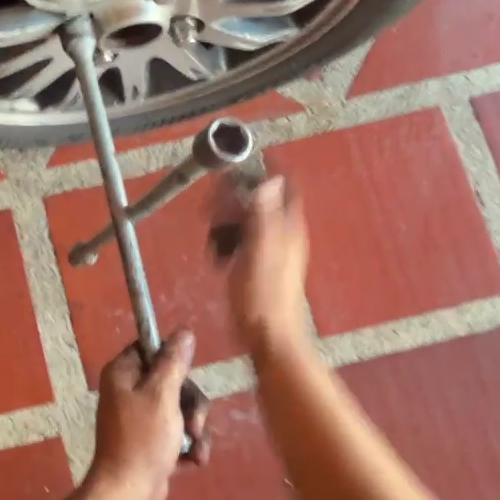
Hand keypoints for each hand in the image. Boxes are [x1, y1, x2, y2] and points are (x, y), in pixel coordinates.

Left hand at [87, 332, 205, 499]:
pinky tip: (194, 460)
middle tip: (194, 423)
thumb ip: (174, 362)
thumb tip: (184, 332)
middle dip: (191, 403)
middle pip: (172, 380)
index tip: (186, 375)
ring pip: (179, 407)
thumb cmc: (143, 439)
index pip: (151, 348)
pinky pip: (177, 431)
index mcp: (122, 373)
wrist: (129, 493)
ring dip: (194, 427)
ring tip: (194, 446)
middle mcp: (128, 391)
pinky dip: (188, 444)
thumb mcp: (162, 395)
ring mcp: (139, 417)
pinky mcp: (151, 441)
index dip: (173, 360)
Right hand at [227, 177, 309, 354]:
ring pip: (249, 218)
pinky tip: (217, 251)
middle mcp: (283, 233)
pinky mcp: (259, 264)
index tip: (243, 162)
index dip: (267, 170)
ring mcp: (272, 249)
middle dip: (235, 195)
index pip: (284, 186)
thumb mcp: (260, 251)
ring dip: (228, 217)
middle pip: (260, 199)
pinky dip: (228, 237)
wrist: (267, 337)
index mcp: (288, 227)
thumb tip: (270, 179)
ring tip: (211, 226)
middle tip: (212, 202)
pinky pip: (242, 239)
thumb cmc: (263, 296)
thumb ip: (264, 215)